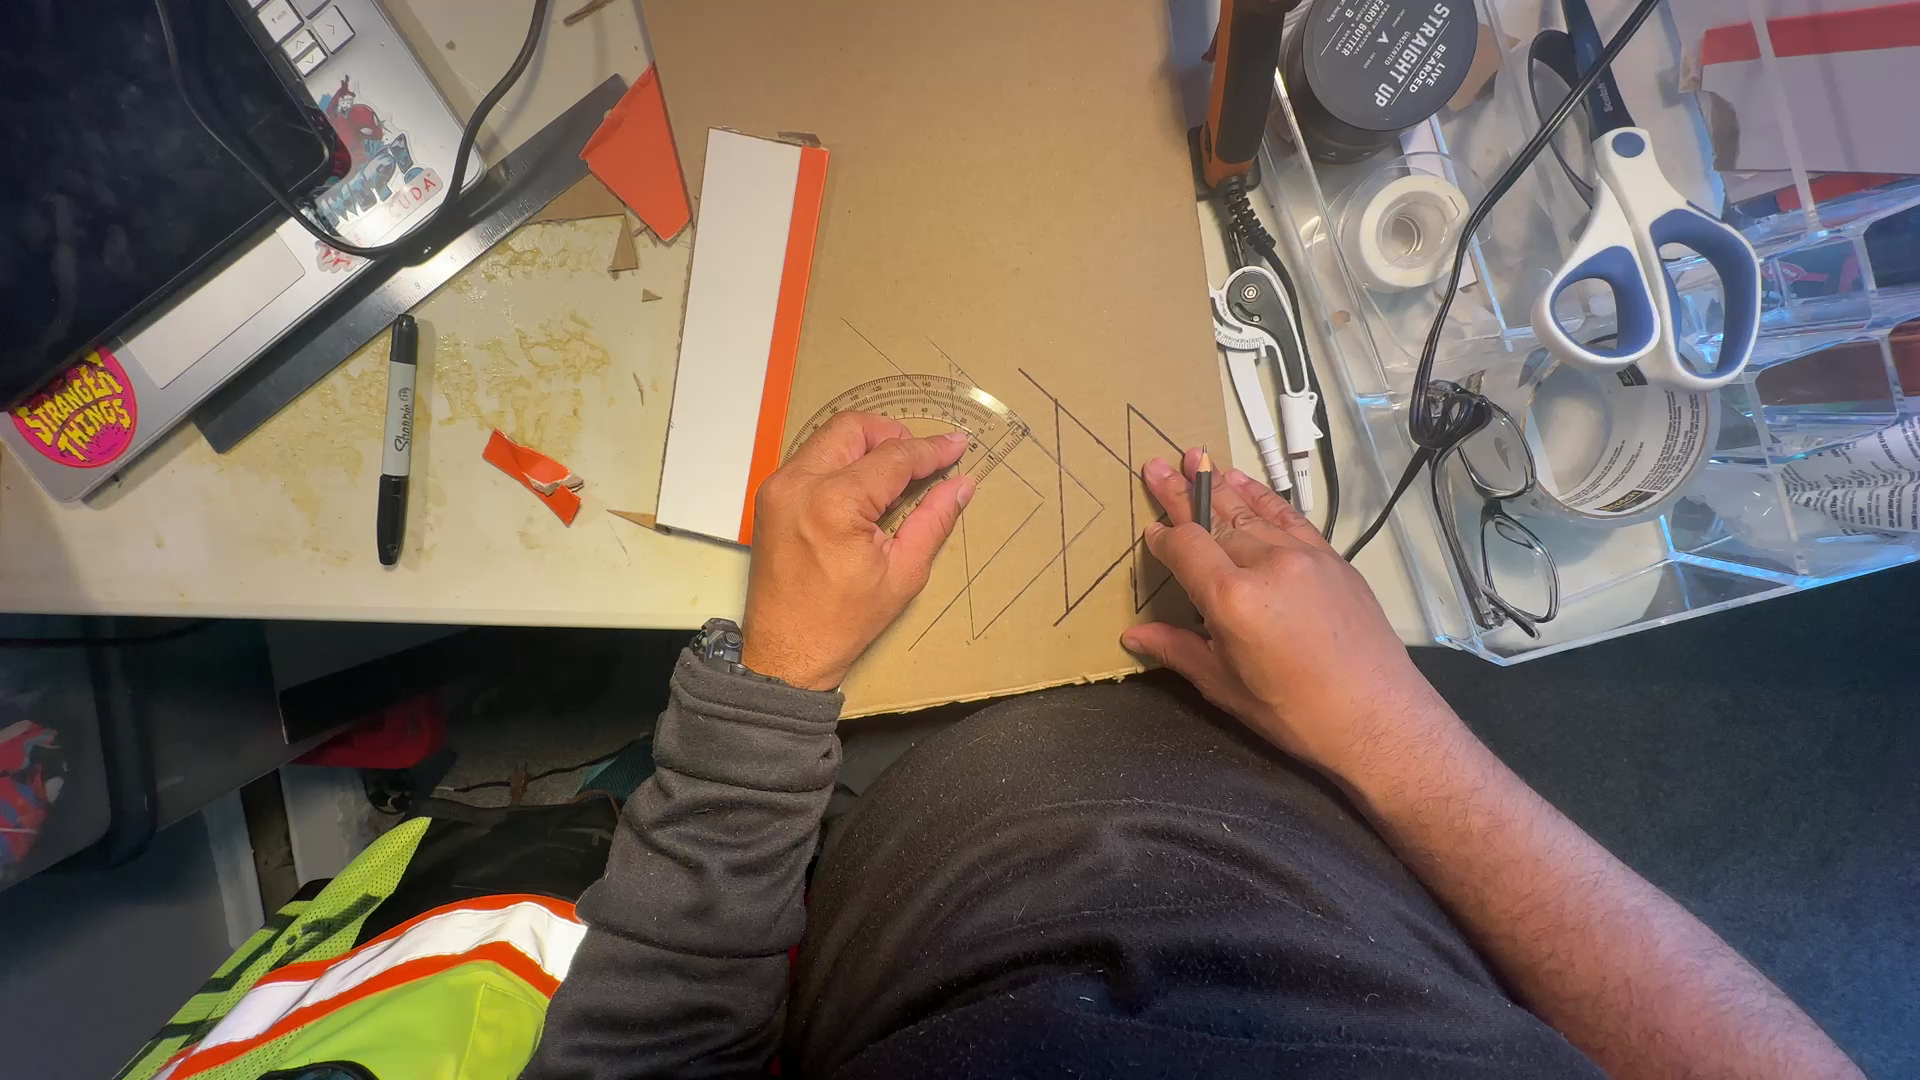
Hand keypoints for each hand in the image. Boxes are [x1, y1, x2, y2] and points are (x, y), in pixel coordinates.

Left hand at [741, 411, 975, 690]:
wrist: (787, 650)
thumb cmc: (845, 620)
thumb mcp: (904, 573)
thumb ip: (934, 519)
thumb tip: (962, 484)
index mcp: (835, 503)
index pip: (893, 457)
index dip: (930, 449)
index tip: (957, 445)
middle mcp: (800, 483)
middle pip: (853, 428)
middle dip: (892, 435)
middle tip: (920, 460)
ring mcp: (779, 487)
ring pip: (829, 437)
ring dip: (865, 446)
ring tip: (893, 476)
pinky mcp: (771, 496)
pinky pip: (812, 457)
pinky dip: (841, 460)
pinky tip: (862, 488)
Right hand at [1121, 450, 1459, 779]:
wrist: (1379, 720)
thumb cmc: (1292, 711)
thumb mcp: (1223, 684)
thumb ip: (1176, 649)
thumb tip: (1132, 635)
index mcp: (1231, 598)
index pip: (1184, 546)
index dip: (1162, 538)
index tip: (1149, 534)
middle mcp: (1265, 564)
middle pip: (1214, 517)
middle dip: (1181, 493)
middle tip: (1156, 464)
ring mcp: (1303, 556)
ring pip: (1250, 511)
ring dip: (1219, 484)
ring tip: (1195, 456)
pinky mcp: (1331, 558)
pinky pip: (1288, 517)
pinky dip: (1262, 497)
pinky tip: (1243, 482)